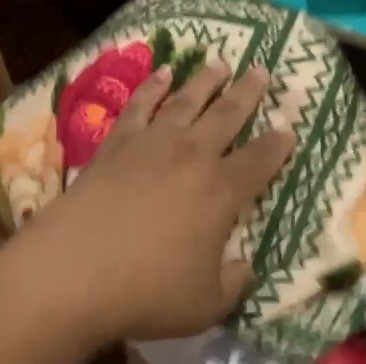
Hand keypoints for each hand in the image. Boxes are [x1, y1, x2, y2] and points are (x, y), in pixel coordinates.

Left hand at [11, 63, 296, 346]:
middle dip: (248, 91)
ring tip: (220, 62)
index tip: (289, 127)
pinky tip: (163, 72)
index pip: (260, 160)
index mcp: (222, 191)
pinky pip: (141, 104)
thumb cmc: (146, 290)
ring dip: (206, 79)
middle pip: (228, 114)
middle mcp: (193, 155)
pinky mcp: (118, 141)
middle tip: (262, 70)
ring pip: (187, 100)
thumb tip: (244, 265)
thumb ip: (233, 281)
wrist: (76, 268)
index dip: (278, 144)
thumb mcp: (206, 304)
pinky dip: (154, 85)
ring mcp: (153, 142)